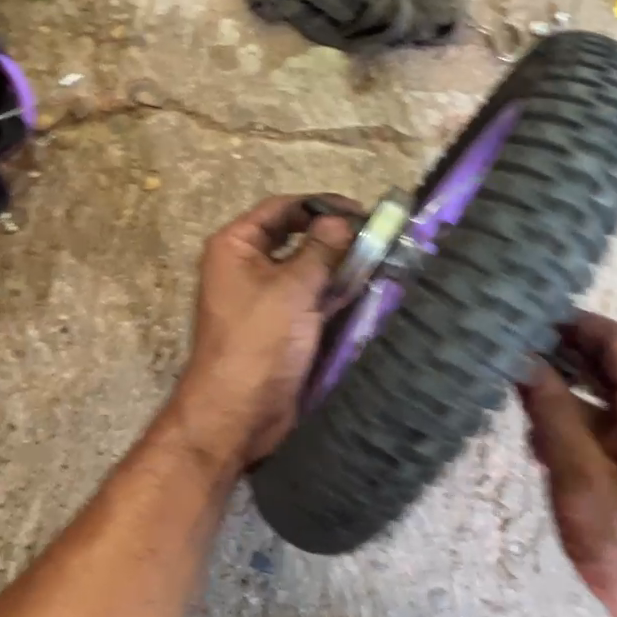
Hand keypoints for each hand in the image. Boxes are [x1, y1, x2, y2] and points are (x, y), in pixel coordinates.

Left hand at [167, 195, 357, 470]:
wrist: (238, 411)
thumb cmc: (259, 340)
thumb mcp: (293, 287)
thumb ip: (321, 249)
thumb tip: (341, 219)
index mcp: (235, 245)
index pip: (280, 209)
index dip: (318, 205)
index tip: (360, 210)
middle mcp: (245, 265)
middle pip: (294, 237)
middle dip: (333, 236)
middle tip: (375, 236)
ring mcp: (262, 296)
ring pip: (305, 269)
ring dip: (338, 266)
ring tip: (381, 260)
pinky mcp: (279, 324)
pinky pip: (309, 298)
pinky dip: (334, 293)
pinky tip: (368, 289)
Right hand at [520, 312, 616, 616]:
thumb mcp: (580, 481)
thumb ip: (552, 413)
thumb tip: (523, 358)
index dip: (576, 322)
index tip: (526, 318)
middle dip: (567, 356)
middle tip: (513, 358)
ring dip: (572, 391)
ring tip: (526, 408)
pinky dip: (586, 418)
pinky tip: (551, 442)